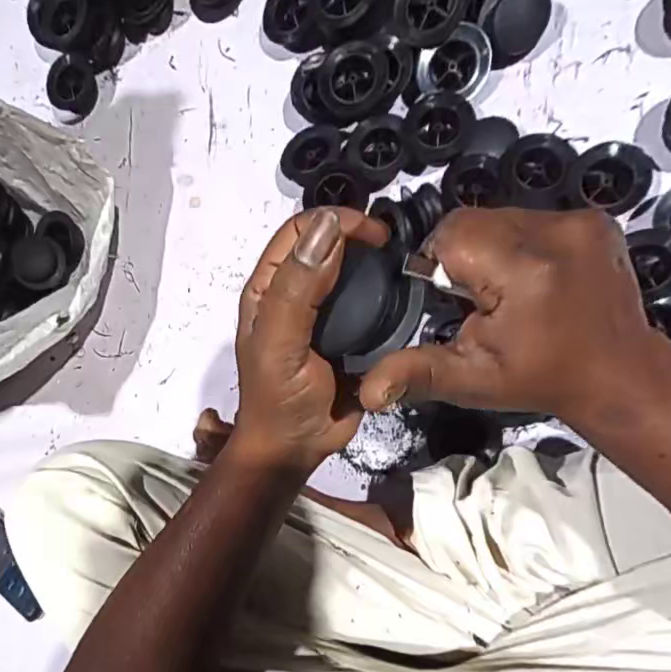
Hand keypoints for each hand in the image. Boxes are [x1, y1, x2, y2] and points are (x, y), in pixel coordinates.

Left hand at [232, 207, 390, 471]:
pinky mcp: (348, 335)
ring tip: (401, 267)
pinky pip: (368, 305)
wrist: (295, 449)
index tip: (371, 234)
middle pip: (326, 245)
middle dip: (358, 236)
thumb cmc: (279, 399)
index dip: (334, 222)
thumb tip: (327, 227)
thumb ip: (298, 288)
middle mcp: (294, 294)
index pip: (299, 233)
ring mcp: (323, 315)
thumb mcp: (280, 343)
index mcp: (269, 289)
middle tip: (393, 247)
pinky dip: (384, 296)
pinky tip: (401, 298)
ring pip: (350, 272)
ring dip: (374, 265)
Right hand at [357, 207, 670, 420]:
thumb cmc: (542, 379)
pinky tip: (533, 280)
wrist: (617, 375)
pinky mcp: (594, 219)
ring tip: (508, 293)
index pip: (450, 234)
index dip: (439, 265)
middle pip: (474, 219)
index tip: (456, 300)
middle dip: (464, 257)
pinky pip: (532, 218)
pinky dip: (521, 245)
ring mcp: (579, 222)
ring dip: (491, 248)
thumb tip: (367, 391)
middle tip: (480, 302)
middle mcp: (555, 233)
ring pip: (501, 215)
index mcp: (523, 271)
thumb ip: (416, 373)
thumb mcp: (472, 381)